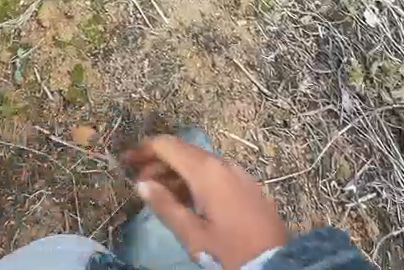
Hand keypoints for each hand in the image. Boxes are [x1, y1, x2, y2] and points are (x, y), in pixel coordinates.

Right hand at [121, 135, 288, 269]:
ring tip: (159, 193)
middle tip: (139, 181)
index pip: (168, 146)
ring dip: (176, 172)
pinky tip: (187, 200)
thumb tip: (141, 184)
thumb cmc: (230, 253)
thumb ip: (165, 206)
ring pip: (199, 163)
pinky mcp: (247, 186)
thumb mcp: (193, 236)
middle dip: (158, 162)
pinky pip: (214, 173)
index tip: (126, 161)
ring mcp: (237, 173)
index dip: (144, 150)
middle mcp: (222, 163)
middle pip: (183, 152)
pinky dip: (194, 180)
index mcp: (206, 171)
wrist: (277, 267)